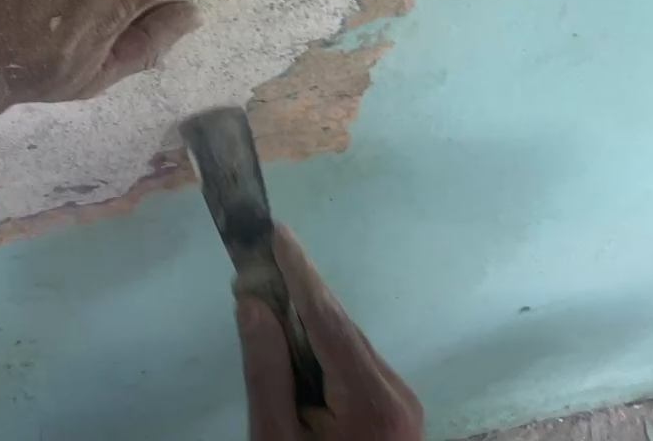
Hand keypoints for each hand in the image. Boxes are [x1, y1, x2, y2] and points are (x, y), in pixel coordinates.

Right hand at [238, 226, 423, 440]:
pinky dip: (319, 345)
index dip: (300, 272)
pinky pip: (351, 362)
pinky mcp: (394, 412)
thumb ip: (265, 368)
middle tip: (255, 260)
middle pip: (338, 326)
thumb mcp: (275, 439)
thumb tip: (253, 301)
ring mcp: (400, 403)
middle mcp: (396, 393)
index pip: (328, 319)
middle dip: (296, 292)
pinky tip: (290, 339)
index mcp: (373, 400)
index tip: (278, 232)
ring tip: (263, 296)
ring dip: (305, 318)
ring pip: (344, 342)